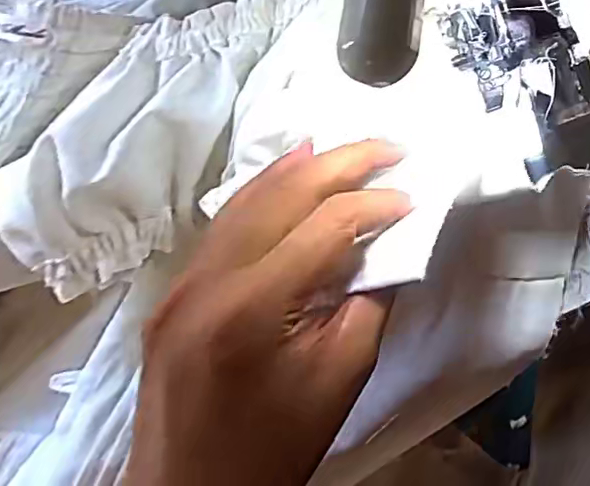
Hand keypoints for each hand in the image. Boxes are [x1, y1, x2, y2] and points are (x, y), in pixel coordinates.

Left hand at [124, 141, 411, 485]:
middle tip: (392, 148)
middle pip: (287, 193)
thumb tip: (391, 238)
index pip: (327, 224)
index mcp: (251, 308)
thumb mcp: (345, 369)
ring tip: (353, 147)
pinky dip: (269, 186)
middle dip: (347, 162)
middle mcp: (208, 282)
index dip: (377, 203)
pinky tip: (294, 166)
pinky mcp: (176, 290)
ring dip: (307, 165)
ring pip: (251, 196)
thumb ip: (374, 293)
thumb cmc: (277, 444)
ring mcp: (183, 283)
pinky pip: (229, 219)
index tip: (413, 199)